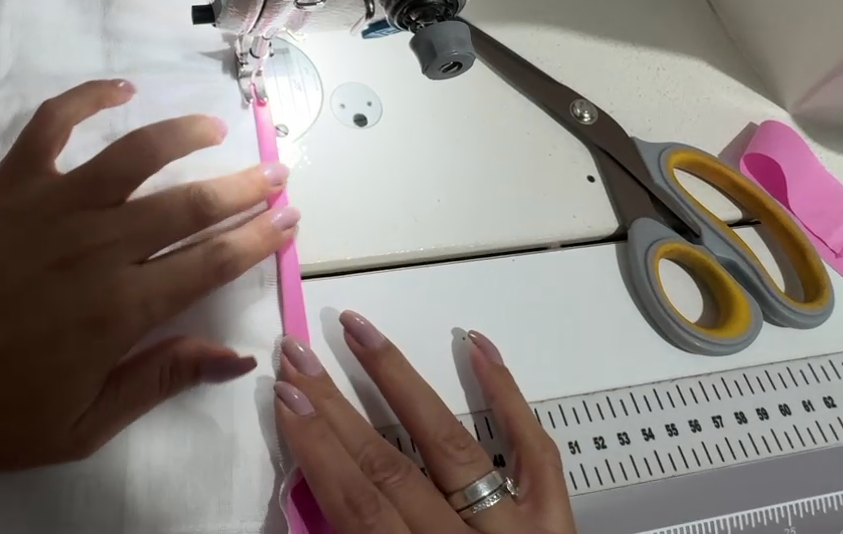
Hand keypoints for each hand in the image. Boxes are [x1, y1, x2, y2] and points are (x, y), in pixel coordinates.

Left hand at [0, 78, 296, 480]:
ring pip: (137, 154)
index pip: (212, 263)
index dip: (259, 238)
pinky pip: (54, 124)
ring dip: (185, 135)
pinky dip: (88, 97)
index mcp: (119, 309)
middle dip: (244, 187)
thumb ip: (160, 380)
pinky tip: (119, 89)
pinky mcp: (9, 182)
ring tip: (216, 129)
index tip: (290, 219)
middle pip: (190, 205)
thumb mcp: (79, 424)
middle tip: (277, 172)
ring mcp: (52, 205)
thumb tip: (239, 357)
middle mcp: (98, 245)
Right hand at [274, 313, 574, 533]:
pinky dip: (505, 394)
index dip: (318, 448)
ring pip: (450, 443)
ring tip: (358, 328)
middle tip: (298, 352)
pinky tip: (474, 343)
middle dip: (337, 407)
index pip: (360, 507)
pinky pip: (532, 449)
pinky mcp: (557, 522)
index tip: (285, 394)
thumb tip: (313, 501)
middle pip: (391, 468)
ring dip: (398, 379)